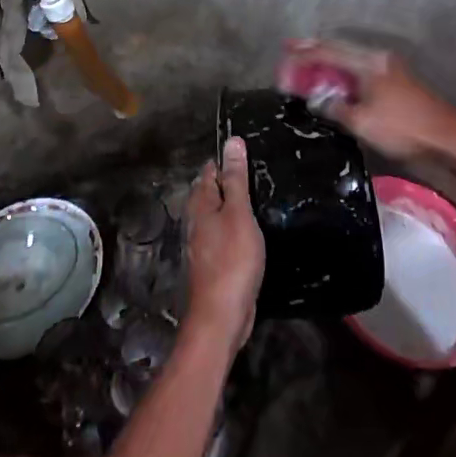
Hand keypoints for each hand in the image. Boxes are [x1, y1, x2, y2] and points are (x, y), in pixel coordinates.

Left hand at [184, 136, 265, 355]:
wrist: (222, 315)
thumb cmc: (232, 259)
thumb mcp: (238, 213)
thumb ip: (235, 179)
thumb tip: (232, 141)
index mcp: (199, 204)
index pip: (210, 171)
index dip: (226, 160)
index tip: (249, 152)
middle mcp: (195, 220)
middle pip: (211, 192)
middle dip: (229, 182)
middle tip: (259, 173)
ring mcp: (202, 243)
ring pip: (217, 214)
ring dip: (233, 206)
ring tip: (260, 199)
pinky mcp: (213, 262)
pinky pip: (224, 235)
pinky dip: (236, 227)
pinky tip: (251, 232)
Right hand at [280, 39, 455, 162]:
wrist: (449, 142)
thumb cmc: (403, 129)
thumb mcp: (361, 120)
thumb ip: (333, 106)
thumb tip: (315, 99)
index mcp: (369, 62)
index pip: (328, 52)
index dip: (302, 57)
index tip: (283, 61)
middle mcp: (378, 58)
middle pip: (339, 48)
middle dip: (313, 49)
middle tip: (289, 49)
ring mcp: (389, 69)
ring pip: (350, 57)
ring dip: (327, 59)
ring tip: (306, 61)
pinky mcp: (395, 82)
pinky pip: (360, 68)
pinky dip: (341, 70)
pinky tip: (333, 78)